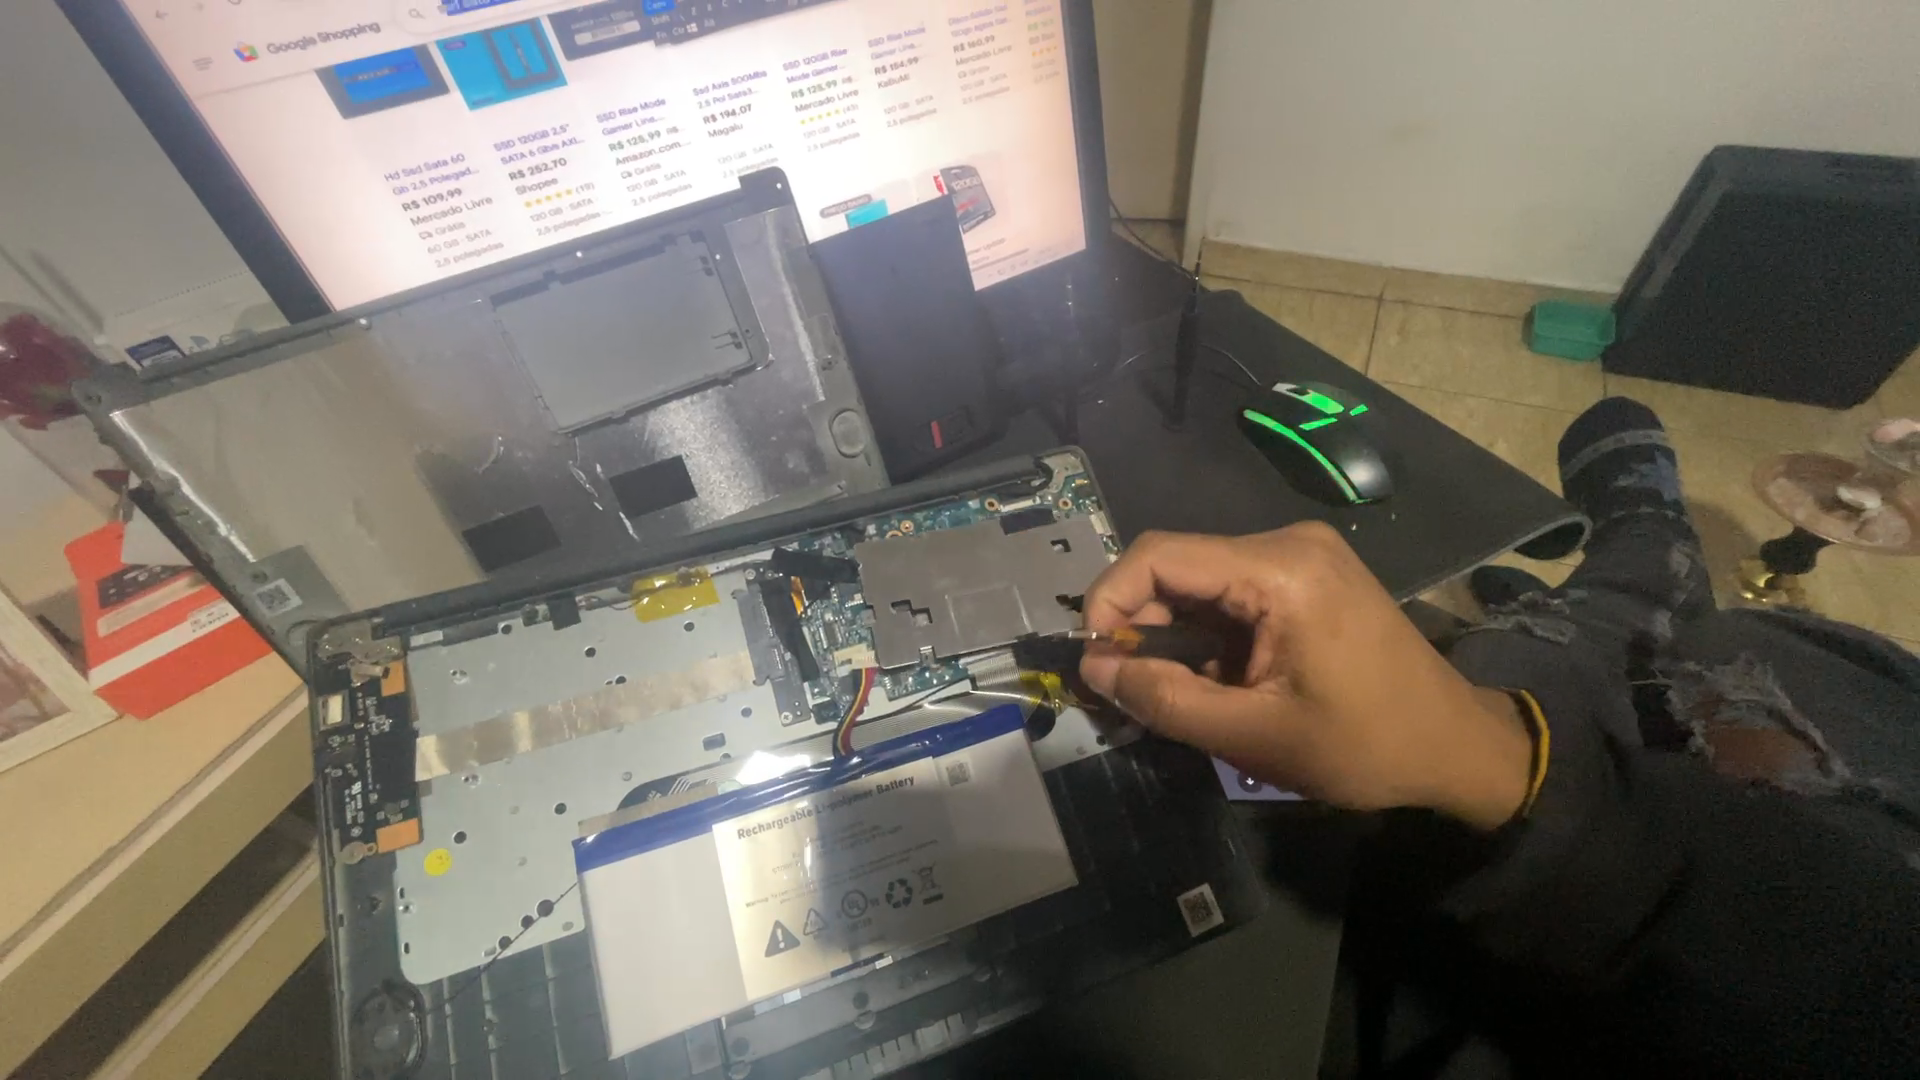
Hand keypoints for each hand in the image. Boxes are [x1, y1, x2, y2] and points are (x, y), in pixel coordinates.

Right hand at [1079, 524, 1531, 829]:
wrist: (1459, 748)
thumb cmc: (1364, 746)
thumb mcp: (1253, 735)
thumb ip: (1163, 699)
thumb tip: (1092, 669)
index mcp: (1280, 570)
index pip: (1158, 555)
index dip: (1108, 599)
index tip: (1094, 658)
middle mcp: (1285, 543)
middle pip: (1175, 564)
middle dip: (1136, 624)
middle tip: (1124, 684)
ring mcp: (1296, 554)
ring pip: (1196, 579)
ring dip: (1167, 630)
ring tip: (1165, 687)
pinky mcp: (1301, 573)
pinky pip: (1225, 591)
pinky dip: (1200, 631)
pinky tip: (1206, 673)